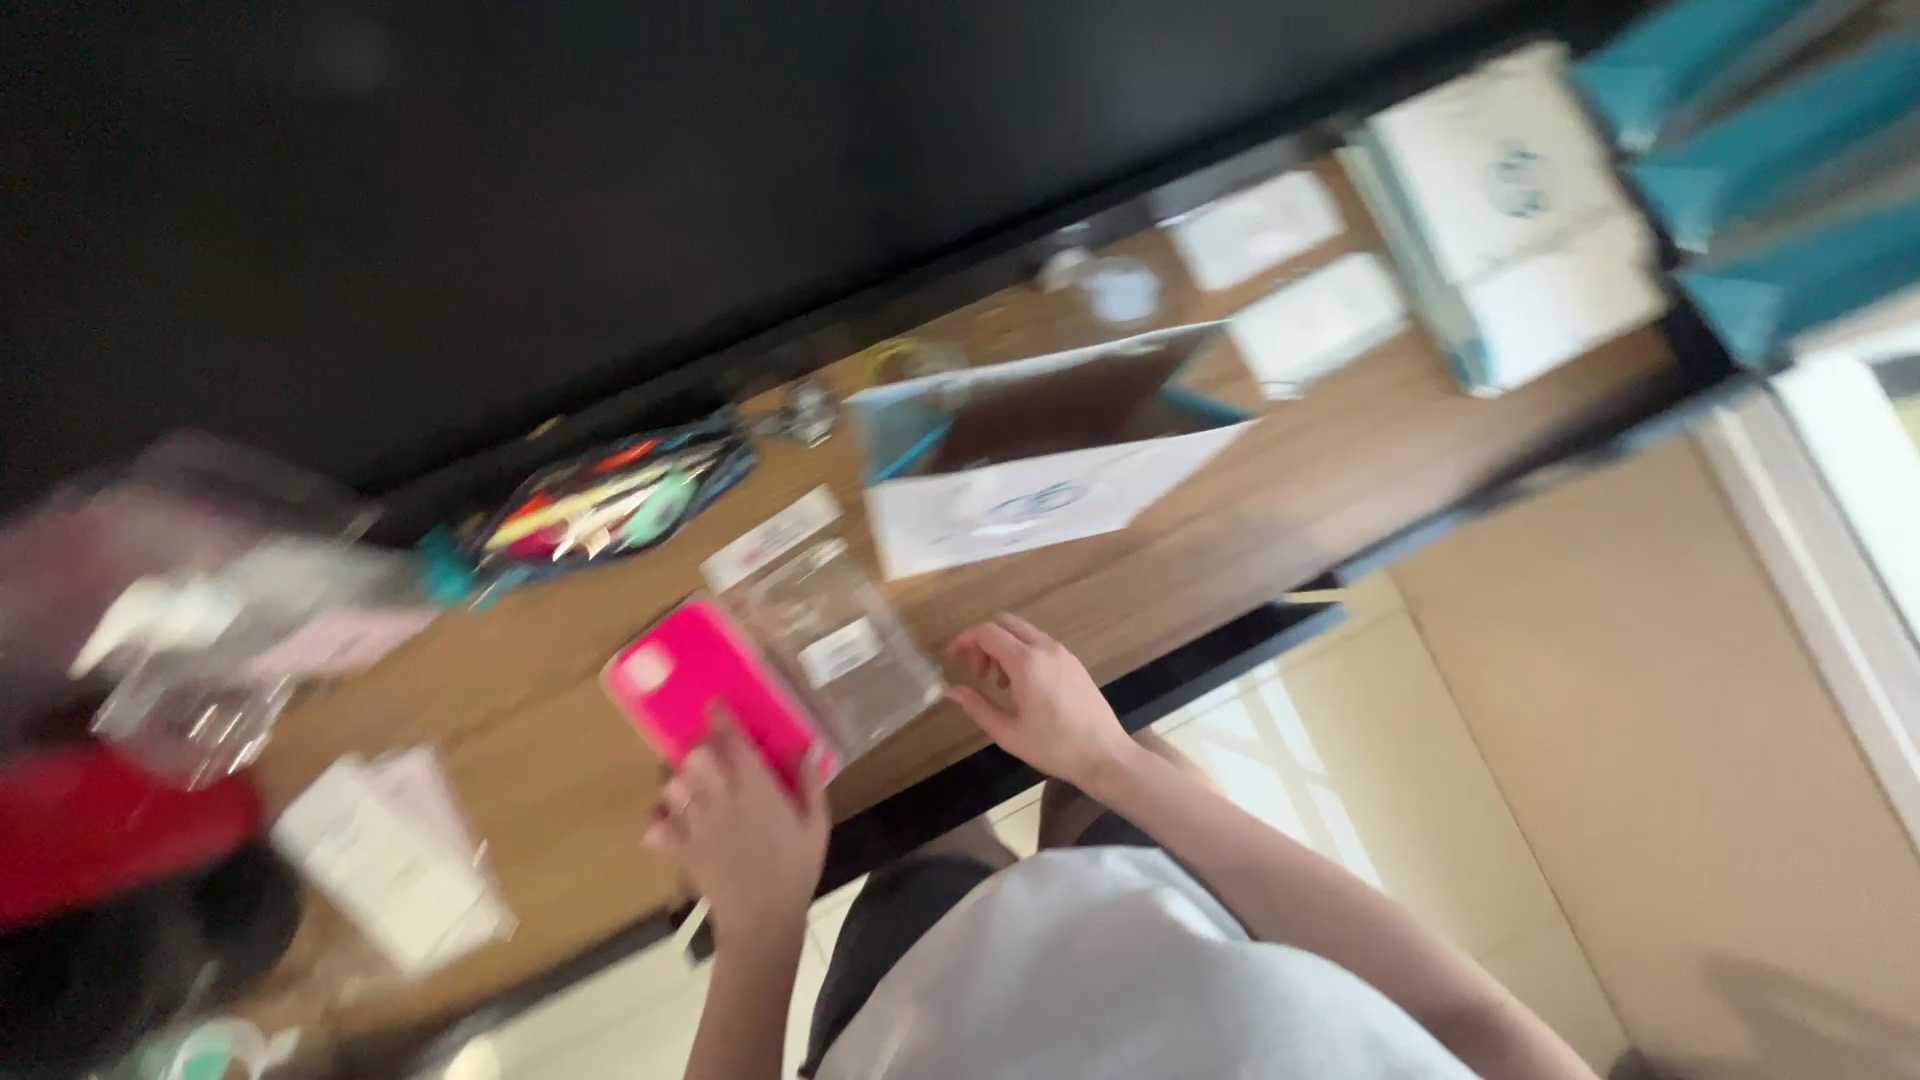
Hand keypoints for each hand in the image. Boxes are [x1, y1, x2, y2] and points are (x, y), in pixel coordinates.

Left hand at [643, 709, 829, 946]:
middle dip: (702, 751)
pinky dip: (659, 821)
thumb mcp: (817, 823)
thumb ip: (809, 783)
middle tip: (715, 759)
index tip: (715, 706)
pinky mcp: (682, 850)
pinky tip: (673, 822)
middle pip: (696, 757)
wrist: (764, 919)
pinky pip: (656, 827)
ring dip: (682, 782)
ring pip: (674, 786)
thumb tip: (806, 748)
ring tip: (696, 790)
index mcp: (757, 788)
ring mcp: (698, 825)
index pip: (732, 741)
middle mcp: (722, 799)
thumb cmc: (796, 868)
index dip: (721, 719)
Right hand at [945, 613, 1137, 788]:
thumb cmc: (1053, 747)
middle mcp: (1045, 648)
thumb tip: (952, 690)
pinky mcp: (1073, 662)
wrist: (1104, 755)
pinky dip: (1022, 653)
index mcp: (1026, 662)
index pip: (986, 633)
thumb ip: (977, 706)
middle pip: (1005, 623)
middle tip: (977, 673)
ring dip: (1003, 648)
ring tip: (999, 684)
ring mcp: (1063, 653)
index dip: (963, 641)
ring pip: (1023, 632)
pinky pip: (1040, 644)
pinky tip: (1023, 686)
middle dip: (983, 641)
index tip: (951, 659)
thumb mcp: (1008, 732)